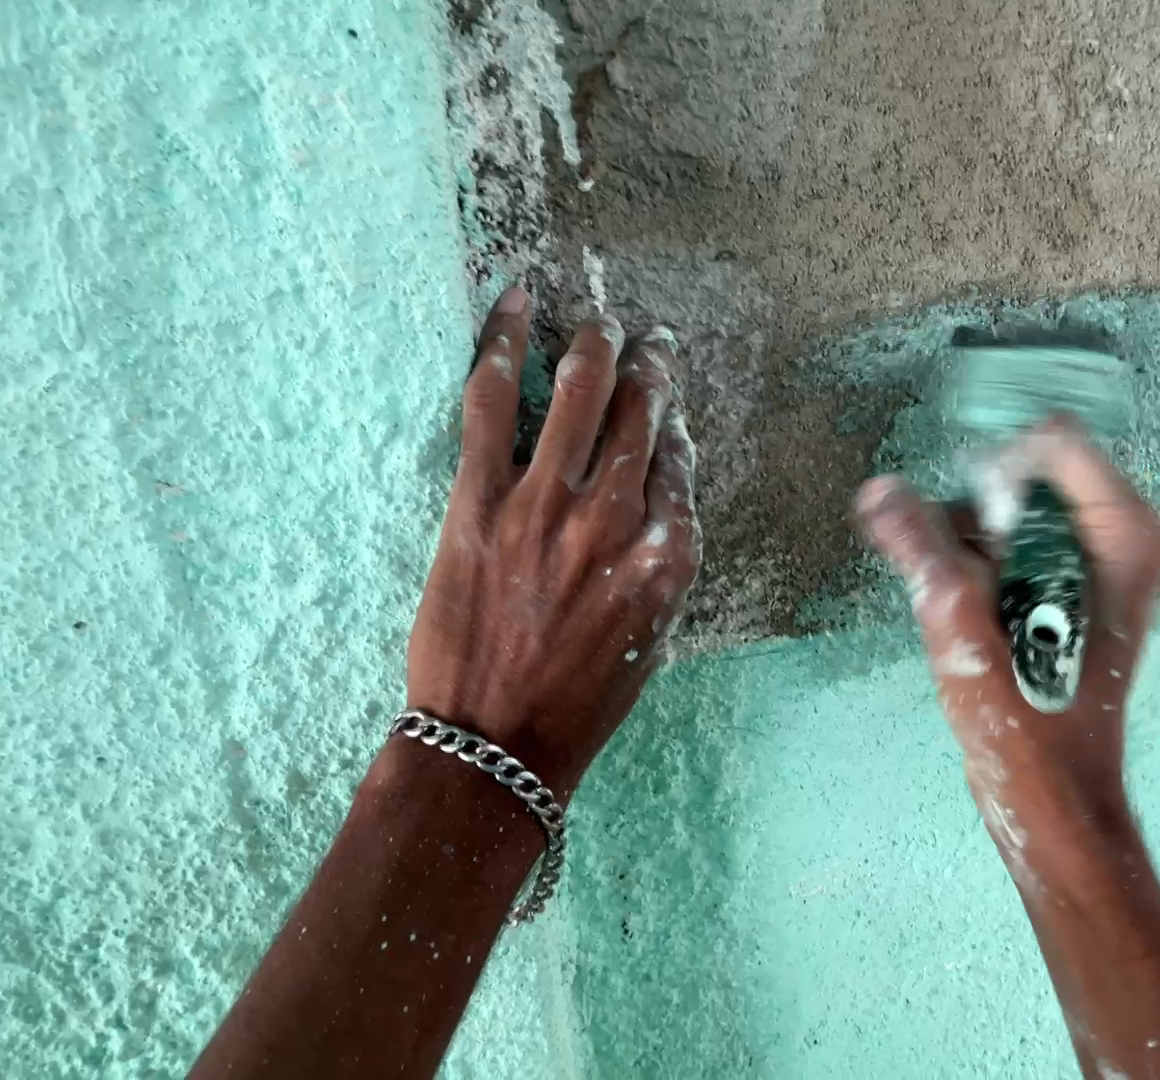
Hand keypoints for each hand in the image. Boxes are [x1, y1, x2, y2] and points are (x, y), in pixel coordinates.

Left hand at [405, 286, 699, 799]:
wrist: (496, 741)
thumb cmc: (585, 696)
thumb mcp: (659, 633)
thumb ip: (669, 556)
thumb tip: (665, 489)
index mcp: (668, 554)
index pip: (681, 460)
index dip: (675, 423)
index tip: (668, 406)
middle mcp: (616, 518)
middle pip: (641, 415)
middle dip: (650, 366)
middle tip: (648, 341)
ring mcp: (546, 505)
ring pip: (578, 392)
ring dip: (594, 343)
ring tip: (600, 319)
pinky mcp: (478, 503)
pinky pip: (491, 404)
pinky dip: (502, 344)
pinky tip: (515, 303)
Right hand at [855, 419, 1159, 855]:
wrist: (1050, 796)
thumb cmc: (1023, 718)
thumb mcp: (960, 619)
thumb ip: (919, 544)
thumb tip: (877, 491)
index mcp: (1121, 530)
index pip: (1049, 439)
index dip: (991, 475)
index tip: (967, 532)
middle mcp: (1117, 536)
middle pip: (1022, 478)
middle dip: (974, 521)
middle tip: (963, 583)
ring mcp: (1093, 564)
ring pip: (1008, 514)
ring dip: (967, 550)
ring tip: (966, 612)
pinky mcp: (1066, 590)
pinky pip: (1008, 546)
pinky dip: (976, 569)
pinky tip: (971, 619)